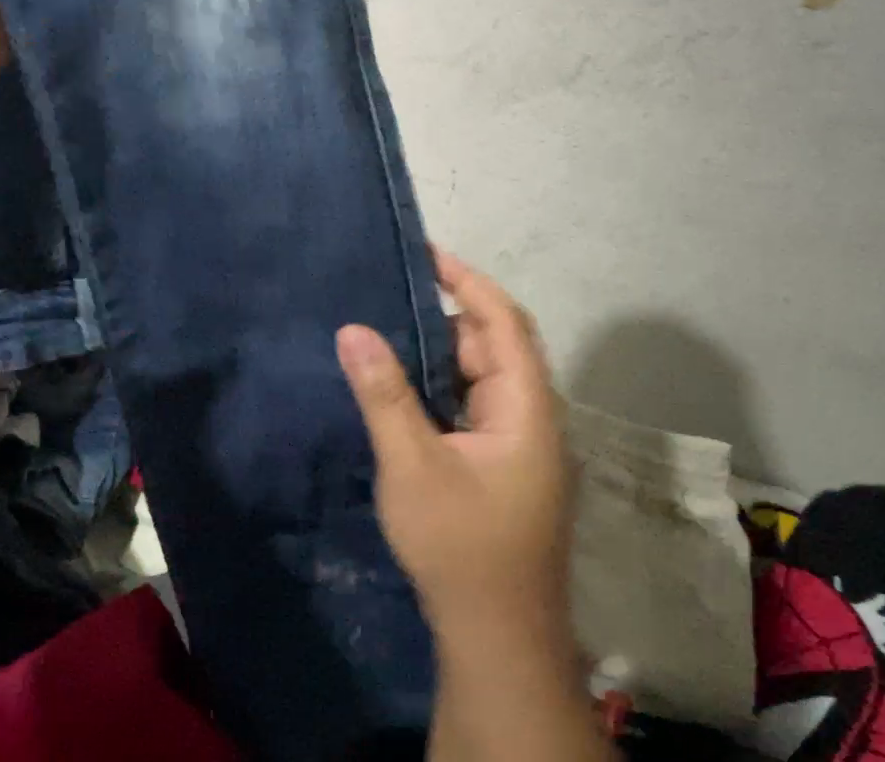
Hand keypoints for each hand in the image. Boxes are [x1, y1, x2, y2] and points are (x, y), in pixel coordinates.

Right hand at [336, 250, 571, 632]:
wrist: (495, 631)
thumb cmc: (459, 543)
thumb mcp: (412, 464)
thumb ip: (384, 393)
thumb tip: (352, 328)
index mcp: (526, 411)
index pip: (503, 325)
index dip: (468, 282)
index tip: (425, 252)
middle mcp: (532, 421)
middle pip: (494, 349)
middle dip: (445, 315)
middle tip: (384, 295)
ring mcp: (518, 447)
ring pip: (480, 380)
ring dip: (438, 353)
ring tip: (382, 331)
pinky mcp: (500, 468)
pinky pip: (470, 407)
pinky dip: (437, 386)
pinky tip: (397, 387)